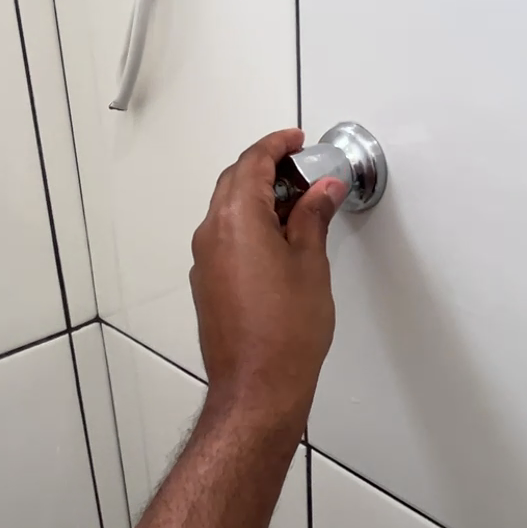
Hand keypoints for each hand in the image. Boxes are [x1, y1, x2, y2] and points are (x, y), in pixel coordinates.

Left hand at [189, 129, 346, 439]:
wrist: (258, 386)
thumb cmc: (285, 333)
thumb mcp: (311, 263)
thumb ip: (313, 216)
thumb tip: (322, 190)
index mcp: (236, 219)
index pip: (252, 162)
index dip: (276, 144)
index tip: (296, 140)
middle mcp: (211, 234)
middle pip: (234, 182)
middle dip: (267, 168)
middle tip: (303, 171)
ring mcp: (203, 260)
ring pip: (227, 210)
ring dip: (258, 197)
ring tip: (298, 206)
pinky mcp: (205, 283)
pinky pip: (223, 236)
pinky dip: (248, 224)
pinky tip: (278, 239)